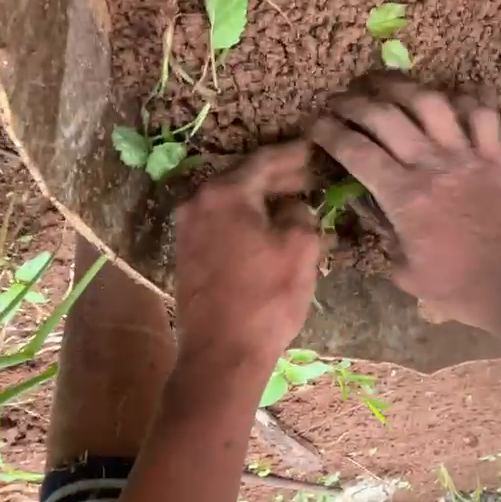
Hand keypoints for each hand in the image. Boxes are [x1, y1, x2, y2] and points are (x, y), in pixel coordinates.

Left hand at [172, 141, 322, 373]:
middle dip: (277, 177)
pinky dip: (245, 220)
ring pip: (231, 203)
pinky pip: (221, 224)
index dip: (293, 155)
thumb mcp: (300, 249)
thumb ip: (303, 215)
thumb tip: (295, 207)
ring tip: (291, 203)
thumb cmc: (266, 298)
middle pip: (243, 179)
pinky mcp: (186, 255)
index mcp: (225, 194)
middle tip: (308, 176)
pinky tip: (266, 230)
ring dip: (261, 201)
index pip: (264, 160)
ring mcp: (187, 230)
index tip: (313, 149)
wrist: (222, 352)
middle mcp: (198, 203)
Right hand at [309, 76, 500, 332]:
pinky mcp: (495, 159)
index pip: (356, 152)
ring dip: (402, 87)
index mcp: (404, 197)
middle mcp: (432, 166)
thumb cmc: (455, 288)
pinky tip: (453, 94)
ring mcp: (466, 157)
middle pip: (385, 116)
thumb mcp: (405, 270)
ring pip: (430, 103)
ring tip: (384, 84)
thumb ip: (383, 236)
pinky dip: (468, 98)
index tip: (313, 125)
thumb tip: (370, 212)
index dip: (328, 133)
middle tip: (339, 102)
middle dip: (354, 103)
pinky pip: (483, 115)